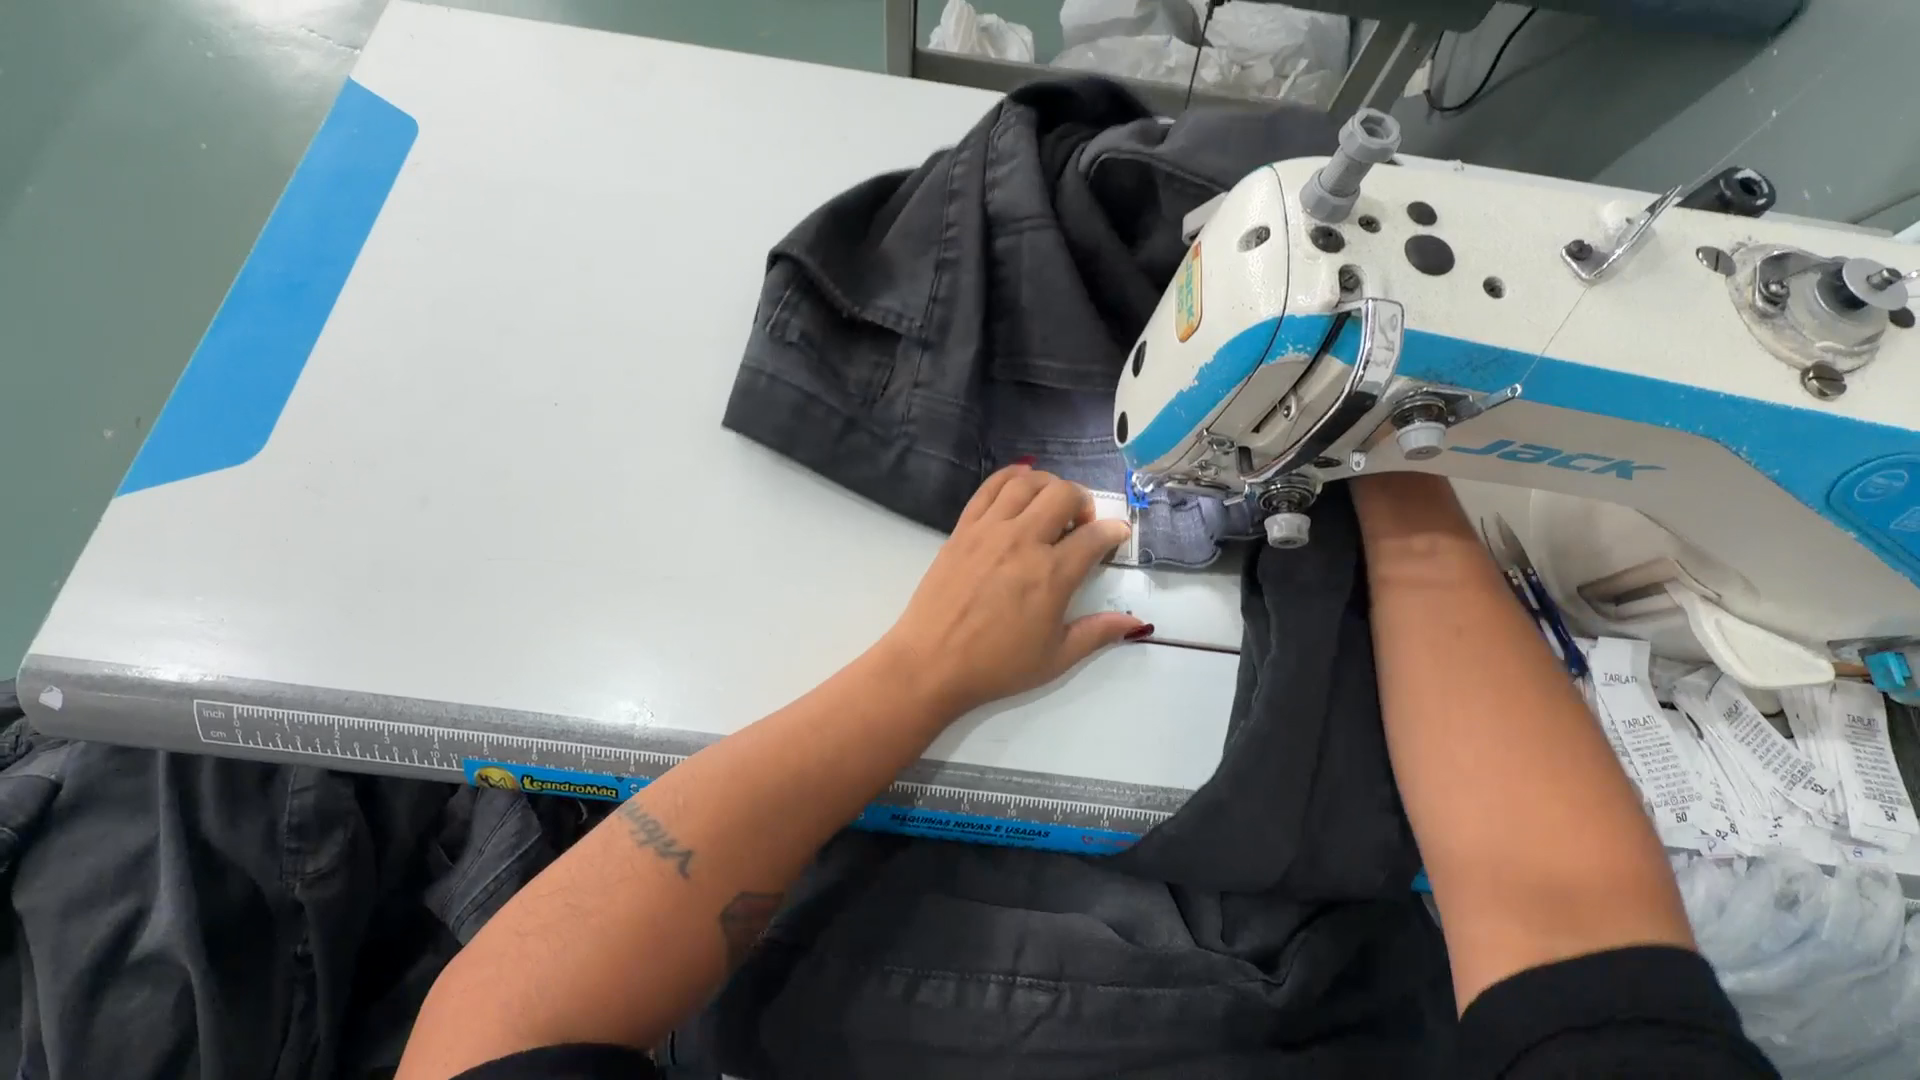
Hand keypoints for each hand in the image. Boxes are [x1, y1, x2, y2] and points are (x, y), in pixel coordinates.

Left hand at [876, 465, 1148, 717]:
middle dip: (1083, 502)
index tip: (1116, 536)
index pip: (1094, 536)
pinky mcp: (962, 529)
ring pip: (1027, 482)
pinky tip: (1020, 486)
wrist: (931, 663)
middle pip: (1064, 495)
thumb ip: (1098, 633)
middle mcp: (1023, 541)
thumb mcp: (1056, 658)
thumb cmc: (996, 666)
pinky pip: (989, 488)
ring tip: (1052, 504)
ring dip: (1049, 485)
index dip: (1113, 532)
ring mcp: (989, 530)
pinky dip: (1011, 477)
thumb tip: (1137, 622)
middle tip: (1081, 523)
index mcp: (1052, 575)